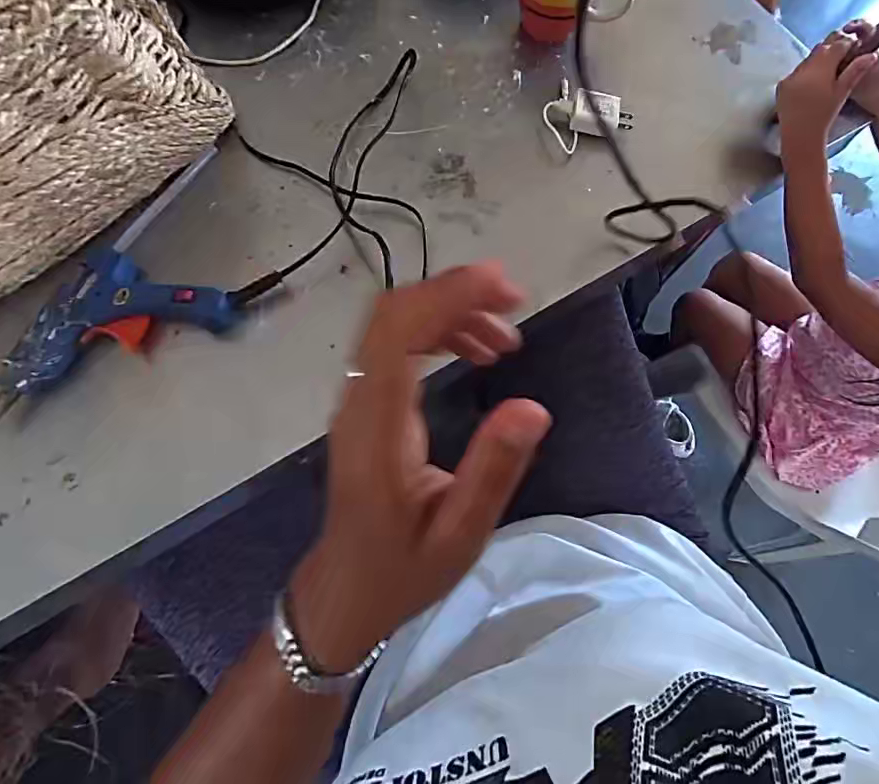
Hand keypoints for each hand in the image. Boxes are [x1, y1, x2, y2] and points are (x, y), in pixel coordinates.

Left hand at [289, 264, 550, 671]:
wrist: (345, 591)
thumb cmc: (402, 569)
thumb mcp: (460, 535)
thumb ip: (492, 470)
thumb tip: (533, 408)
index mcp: (378, 429)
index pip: (398, 335)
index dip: (447, 296)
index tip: (501, 286)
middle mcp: (358, 401)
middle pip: (393, 314)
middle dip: (453, 292)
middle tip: (513, 299)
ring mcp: (356, 398)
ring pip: (394, 323)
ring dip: (450, 311)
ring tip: (505, 336)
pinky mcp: (365, 401)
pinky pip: (396, 344)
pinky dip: (438, 331)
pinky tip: (476, 350)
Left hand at [776, 29, 878, 143]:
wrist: (800, 135)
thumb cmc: (824, 115)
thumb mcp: (842, 92)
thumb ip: (855, 71)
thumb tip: (872, 55)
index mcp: (820, 70)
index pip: (836, 46)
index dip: (847, 44)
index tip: (854, 45)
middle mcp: (803, 70)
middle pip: (821, 49)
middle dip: (833, 48)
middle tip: (844, 52)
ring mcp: (790, 77)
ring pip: (808, 59)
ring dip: (819, 58)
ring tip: (830, 66)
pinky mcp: (782, 84)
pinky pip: (796, 71)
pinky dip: (806, 70)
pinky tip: (813, 78)